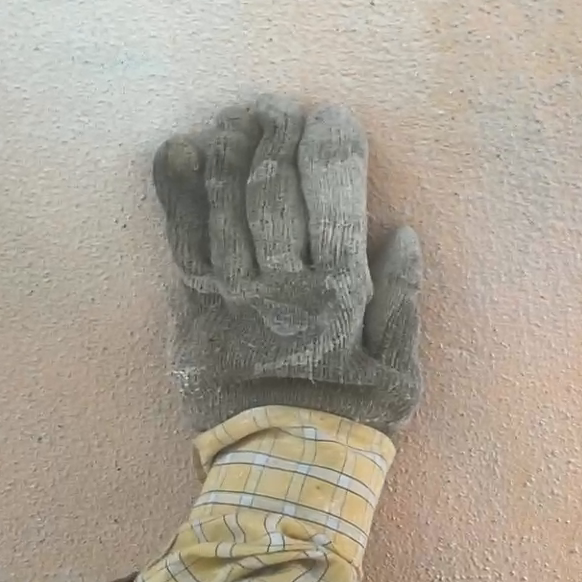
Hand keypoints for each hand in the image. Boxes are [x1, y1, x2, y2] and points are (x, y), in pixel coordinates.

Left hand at [153, 98, 422, 433]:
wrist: (279, 475)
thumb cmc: (349, 422)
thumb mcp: (401, 374)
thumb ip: (404, 303)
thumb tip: (402, 235)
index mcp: (340, 299)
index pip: (336, 206)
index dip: (333, 153)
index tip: (332, 117)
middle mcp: (282, 288)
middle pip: (276, 194)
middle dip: (279, 139)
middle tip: (279, 106)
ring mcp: (230, 297)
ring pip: (227, 206)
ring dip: (233, 150)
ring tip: (238, 112)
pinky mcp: (191, 312)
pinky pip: (180, 240)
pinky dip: (178, 192)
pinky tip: (181, 149)